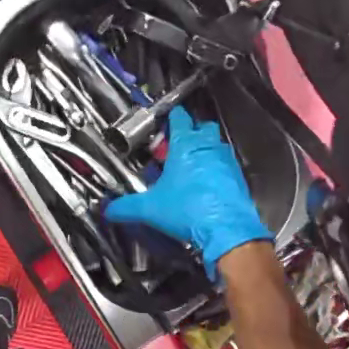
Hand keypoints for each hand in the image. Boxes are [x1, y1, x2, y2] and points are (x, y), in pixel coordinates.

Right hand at [103, 107, 270, 279]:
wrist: (227, 230)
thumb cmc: (189, 210)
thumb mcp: (150, 208)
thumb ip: (127, 207)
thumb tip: (110, 210)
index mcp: (186, 144)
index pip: (180, 118)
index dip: (172, 118)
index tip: (167, 122)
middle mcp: (209, 147)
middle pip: (203, 128)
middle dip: (192, 133)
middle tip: (177, 148)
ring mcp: (227, 161)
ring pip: (217, 146)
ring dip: (206, 152)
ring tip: (191, 169)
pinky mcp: (239, 178)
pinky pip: (227, 167)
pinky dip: (218, 171)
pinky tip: (208, 186)